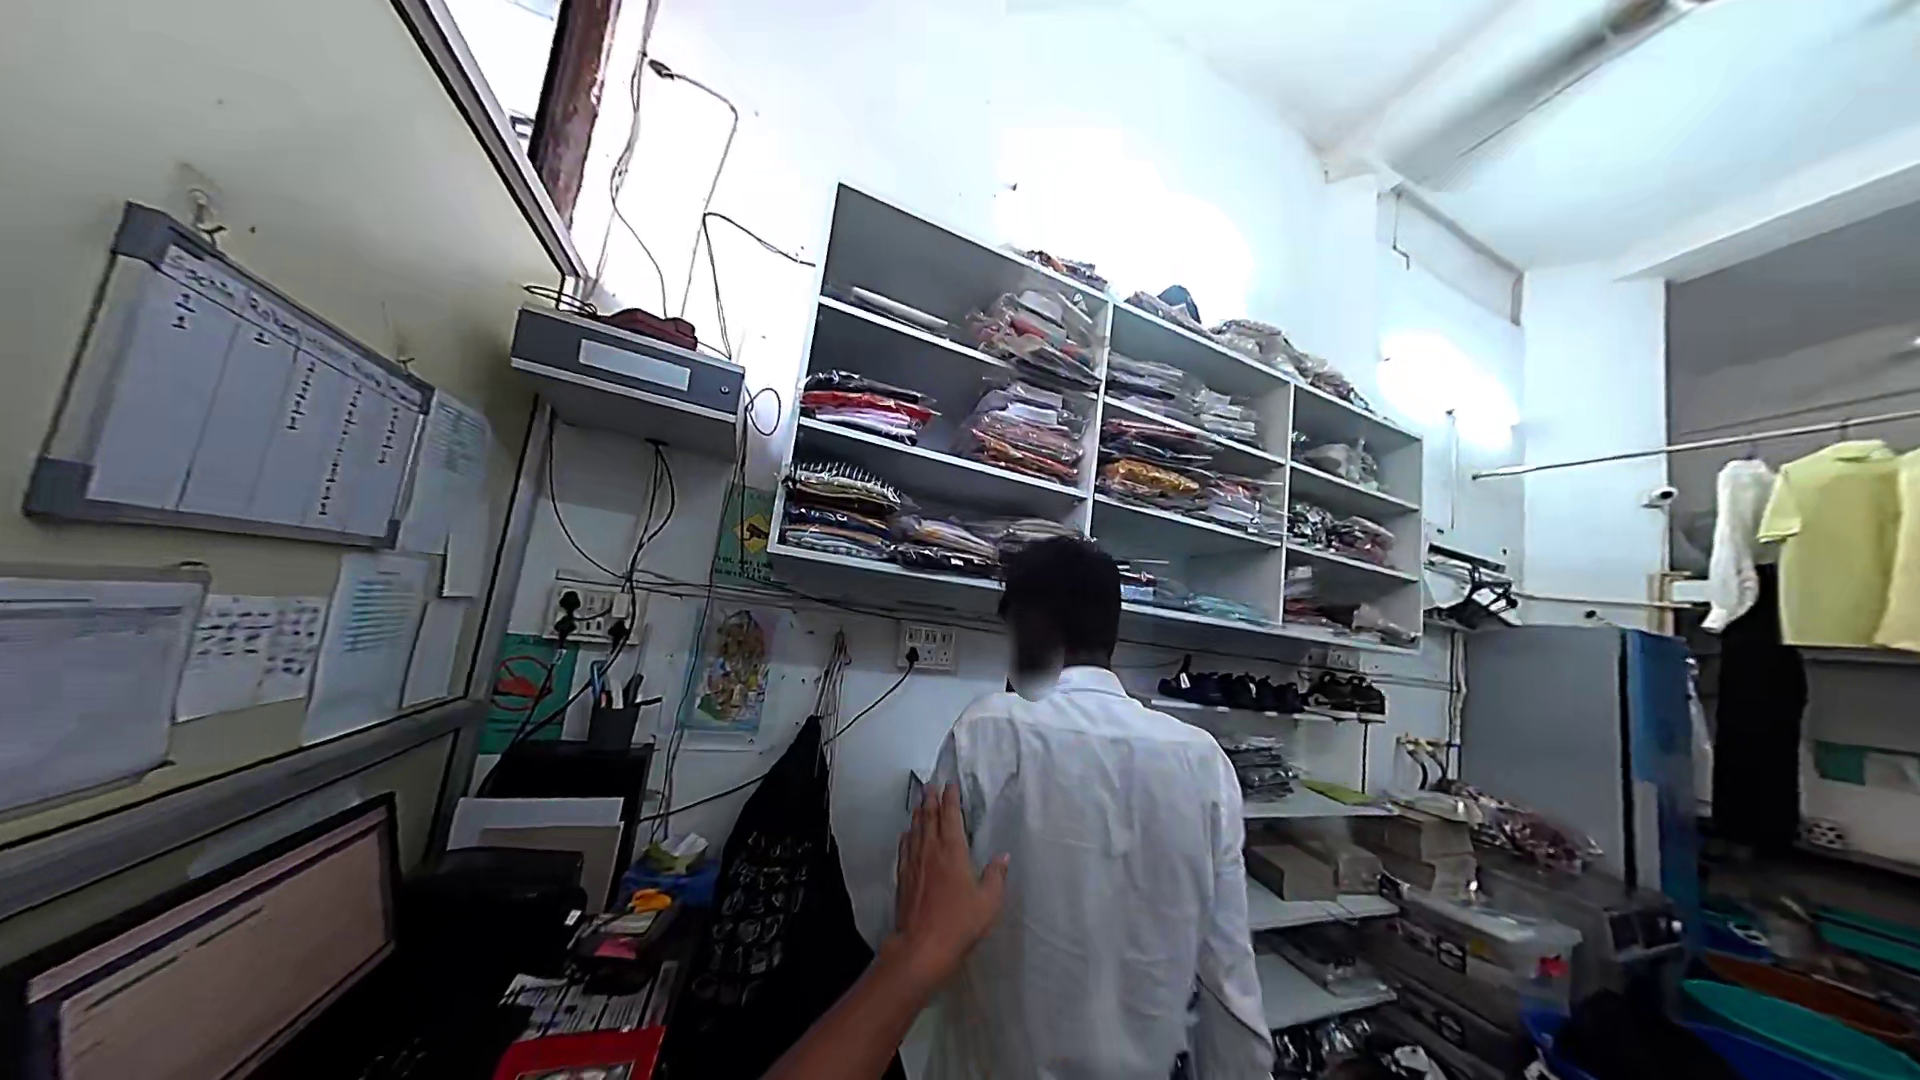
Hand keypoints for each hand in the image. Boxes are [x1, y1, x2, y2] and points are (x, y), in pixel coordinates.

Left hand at [890, 783, 1007, 991]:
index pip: (950, 815)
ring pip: (915, 829)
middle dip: (931, 798)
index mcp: (952, 850)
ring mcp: (914, 862)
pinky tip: (907, 833)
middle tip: (930, 784)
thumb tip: (1003, 856)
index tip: (950, 784)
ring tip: (920, 801)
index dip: (951, 798)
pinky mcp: (903, 876)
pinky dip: (907, 835)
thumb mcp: (988, 902)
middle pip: (929, 816)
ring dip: (918, 812)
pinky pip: (904, 847)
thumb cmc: (959, 922)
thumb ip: (996, 876)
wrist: (921, 947)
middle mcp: (931, 849)